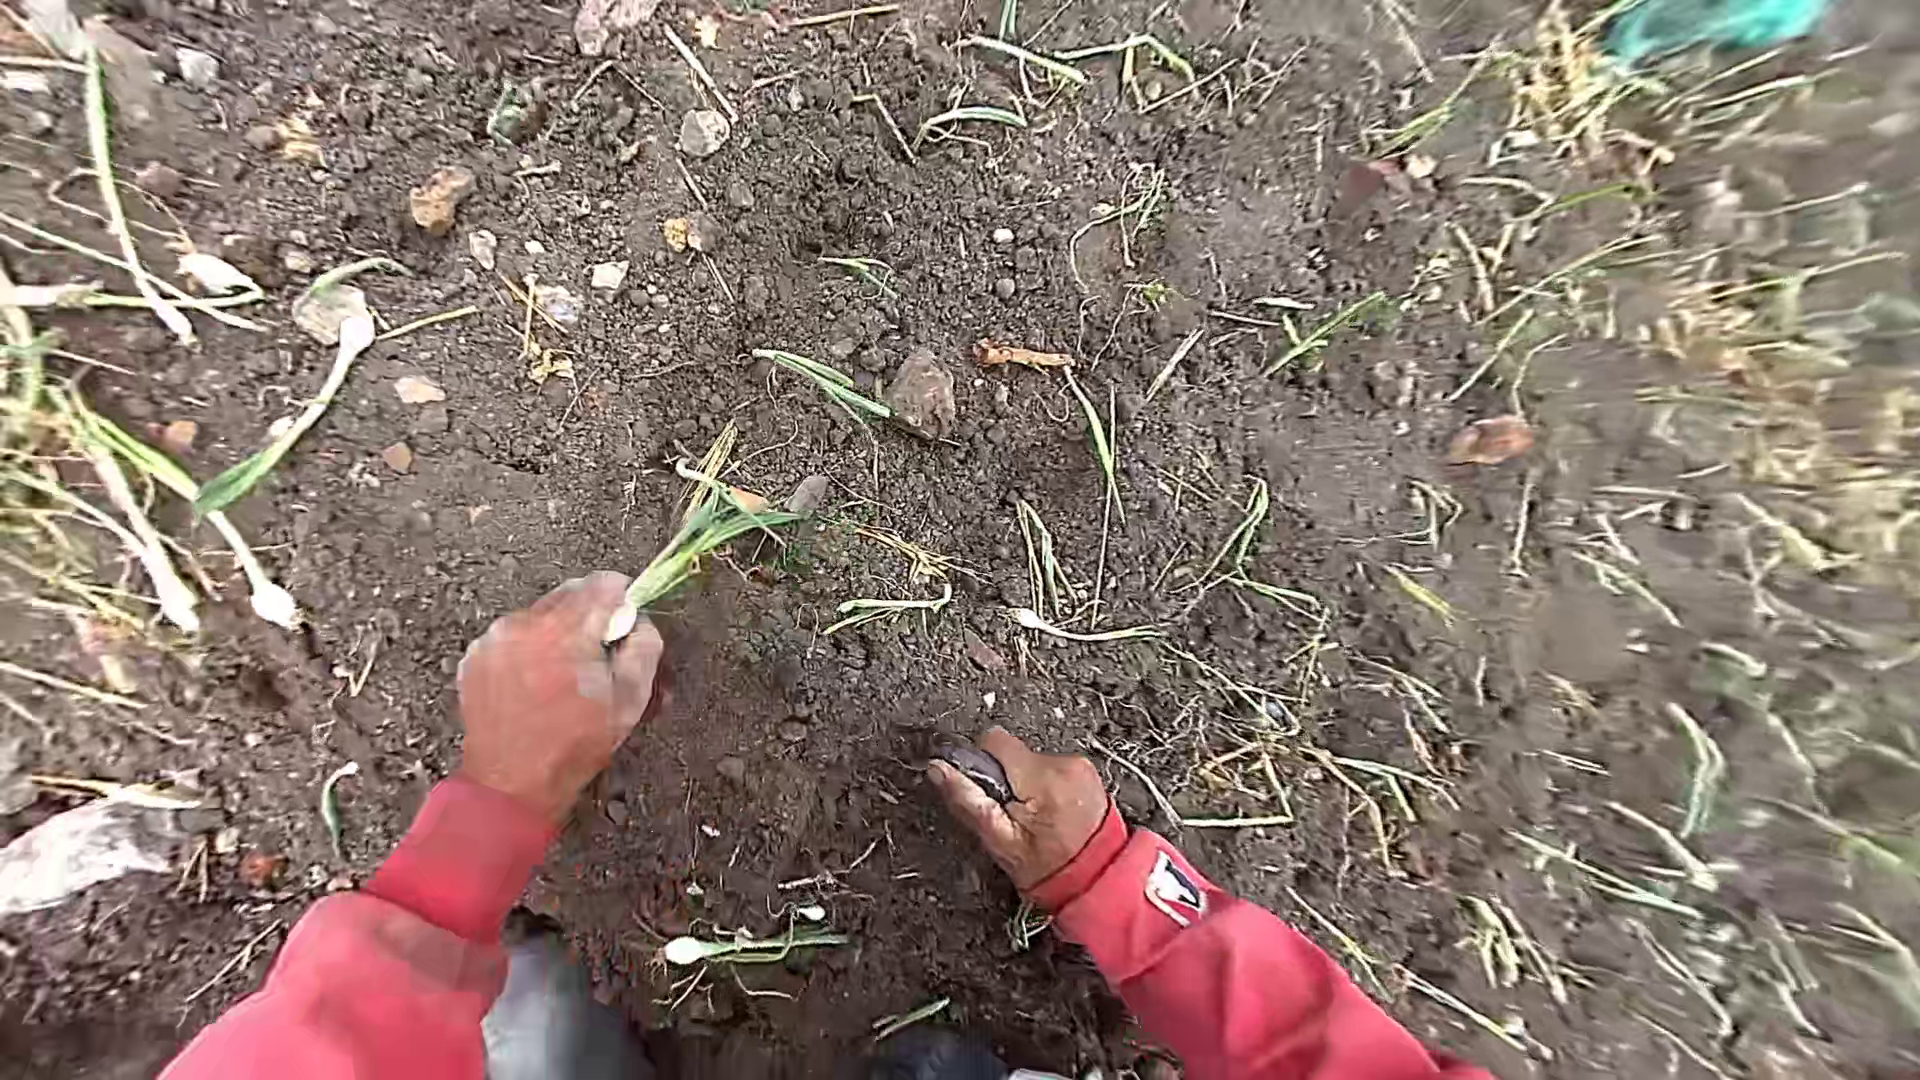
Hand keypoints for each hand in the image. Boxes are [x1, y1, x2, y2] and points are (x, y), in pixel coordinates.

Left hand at [455, 572, 664, 822]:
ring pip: (545, 609)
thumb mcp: (632, 695)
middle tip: (604, 649)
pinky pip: (518, 630)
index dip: (626, 598)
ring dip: (566, 626)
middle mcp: (523, 626)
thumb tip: (640, 620)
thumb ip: (645, 645)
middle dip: (596, 612)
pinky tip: (544, 676)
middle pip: (574, 591)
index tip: (630, 621)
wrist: (512, 785)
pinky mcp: (477, 656)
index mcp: (564, 632)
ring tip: (572, 667)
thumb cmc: (577, 743)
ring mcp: (494, 640)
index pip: (605, 583)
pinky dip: (537, 642)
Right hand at [927, 727, 1108, 890]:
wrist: (1099, 881)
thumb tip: (939, 768)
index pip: (993, 740)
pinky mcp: (1086, 769)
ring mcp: (1078, 764)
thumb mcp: (1000, 841)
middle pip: (1013, 752)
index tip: (989, 789)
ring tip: (1036, 817)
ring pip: (1031, 759)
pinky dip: (1046, 784)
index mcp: (1039, 779)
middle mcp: (1062, 763)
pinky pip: (1052, 765)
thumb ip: (968, 800)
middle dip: (1006, 777)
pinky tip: (1052, 811)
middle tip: (1014, 813)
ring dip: (1027, 781)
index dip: (982, 763)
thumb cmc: (1049, 870)